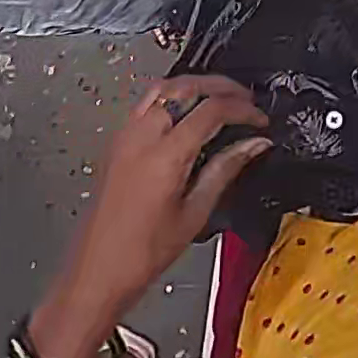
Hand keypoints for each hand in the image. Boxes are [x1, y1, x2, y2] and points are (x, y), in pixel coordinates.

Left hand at [36, 75, 270, 357]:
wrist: (97, 271)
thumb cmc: (143, 252)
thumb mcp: (195, 212)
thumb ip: (226, 169)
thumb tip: (254, 145)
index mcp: (165, 156)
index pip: (212, 110)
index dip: (242, 109)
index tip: (260, 119)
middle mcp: (141, 137)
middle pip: (185, 86)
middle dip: (221, 86)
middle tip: (246, 99)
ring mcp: (125, 137)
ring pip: (162, 88)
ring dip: (194, 86)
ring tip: (220, 98)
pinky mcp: (116, 143)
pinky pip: (146, 103)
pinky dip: (173, 97)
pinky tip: (187, 113)